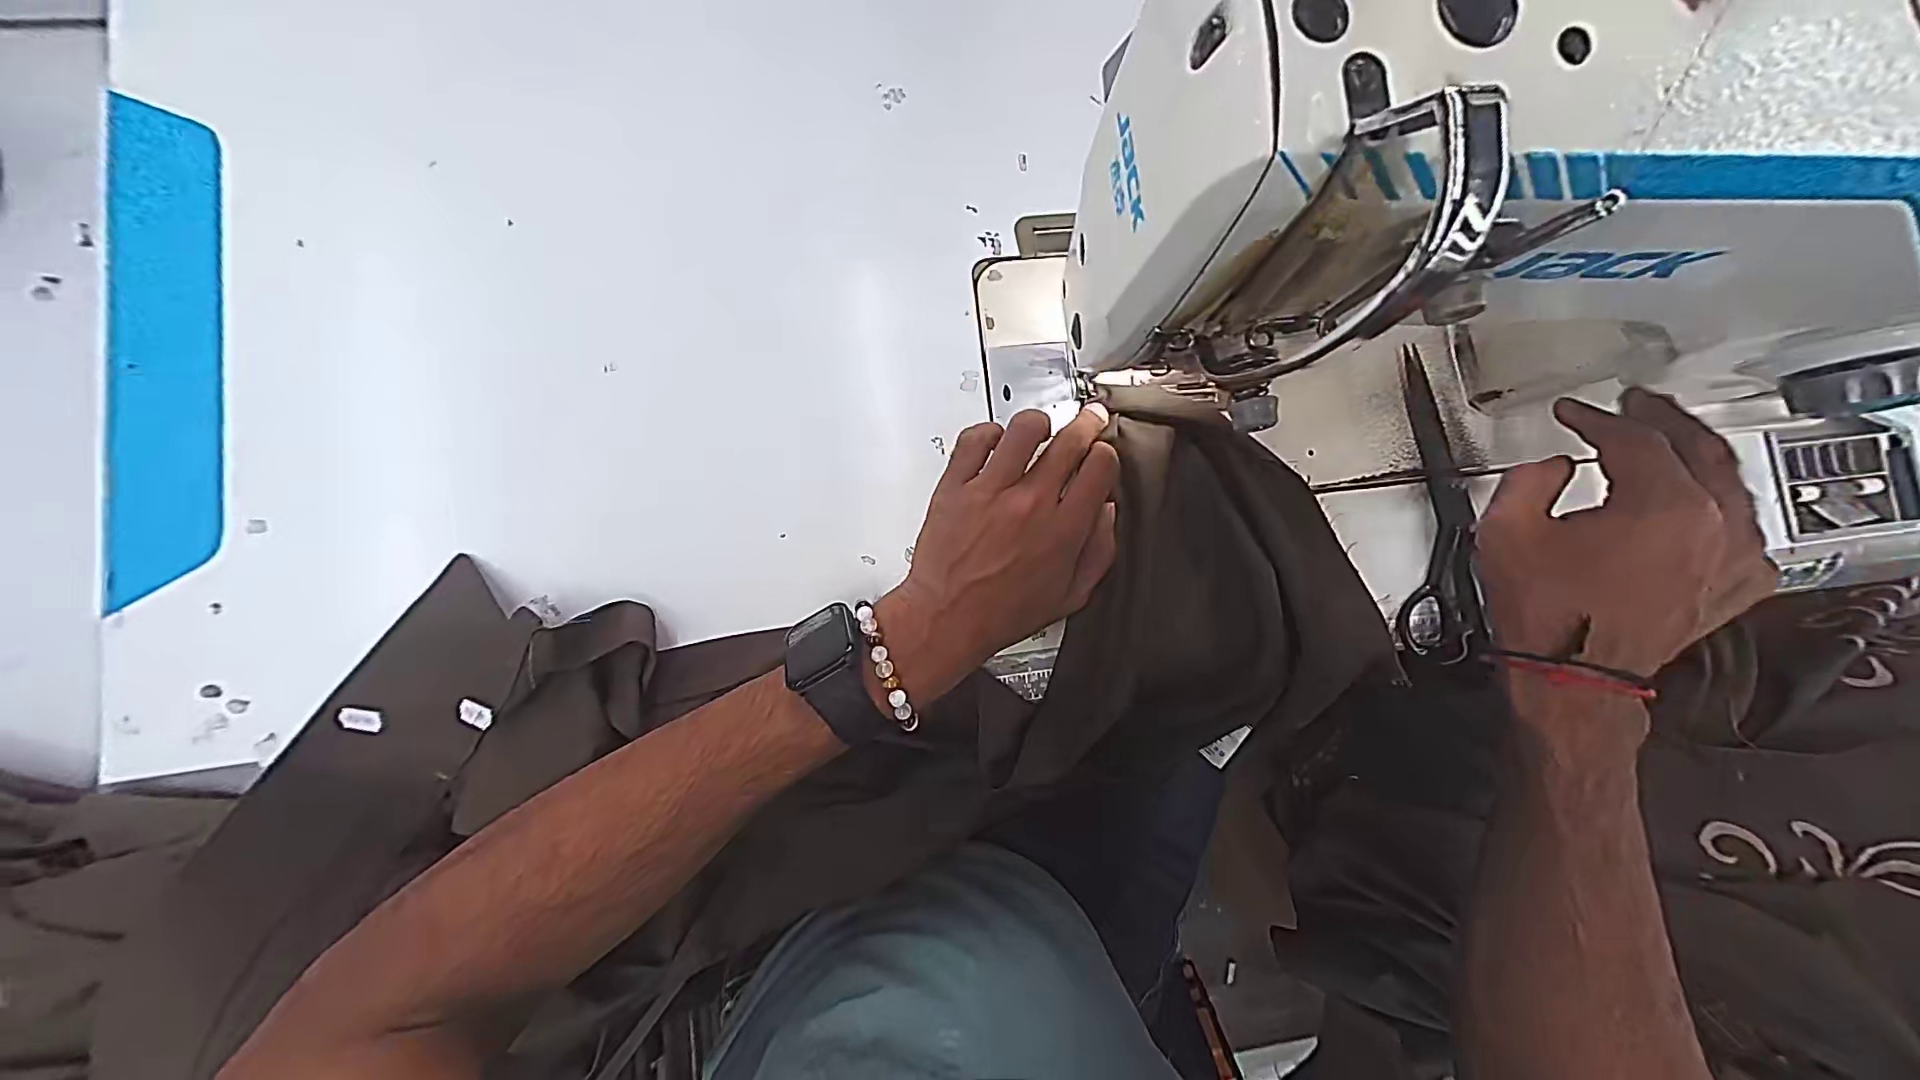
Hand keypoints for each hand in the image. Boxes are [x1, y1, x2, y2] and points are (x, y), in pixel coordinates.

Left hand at [873, 405, 1120, 704]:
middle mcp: (1030, 504)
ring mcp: (990, 492)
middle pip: (1070, 441)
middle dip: (1087, 424)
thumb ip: (1098, 552)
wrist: (946, 619)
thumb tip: (1107, 514)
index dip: (1106, 454)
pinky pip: (974, 440)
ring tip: (1040, 428)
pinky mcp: (955, 487)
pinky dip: (989, 432)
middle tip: (1087, 420)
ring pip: (1024, 429)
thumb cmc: (1001, 612)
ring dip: (1040, 423)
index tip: (1101, 455)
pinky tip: (996, 441)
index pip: (1100, 466)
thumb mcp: (1069, 596)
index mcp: (1063, 529)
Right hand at [1478, 389, 1775, 680]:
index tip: (1574, 414)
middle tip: (1634, 405)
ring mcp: (1735, 555)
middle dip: (1659, 419)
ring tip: (1666, 440)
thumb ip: (1529, 479)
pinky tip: (1693, 497)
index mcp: (1662, 507)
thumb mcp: (1504, 531)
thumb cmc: (1546, 610)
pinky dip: (1713, 499)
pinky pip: (1740, 523)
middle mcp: (1715, 525)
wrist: (1573, 670)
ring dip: (1692, 454)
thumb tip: (1555, 466)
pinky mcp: (1738, 581)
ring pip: (1727, 482)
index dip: (1596, 419)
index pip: (1634, 439)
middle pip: (1697, 448)